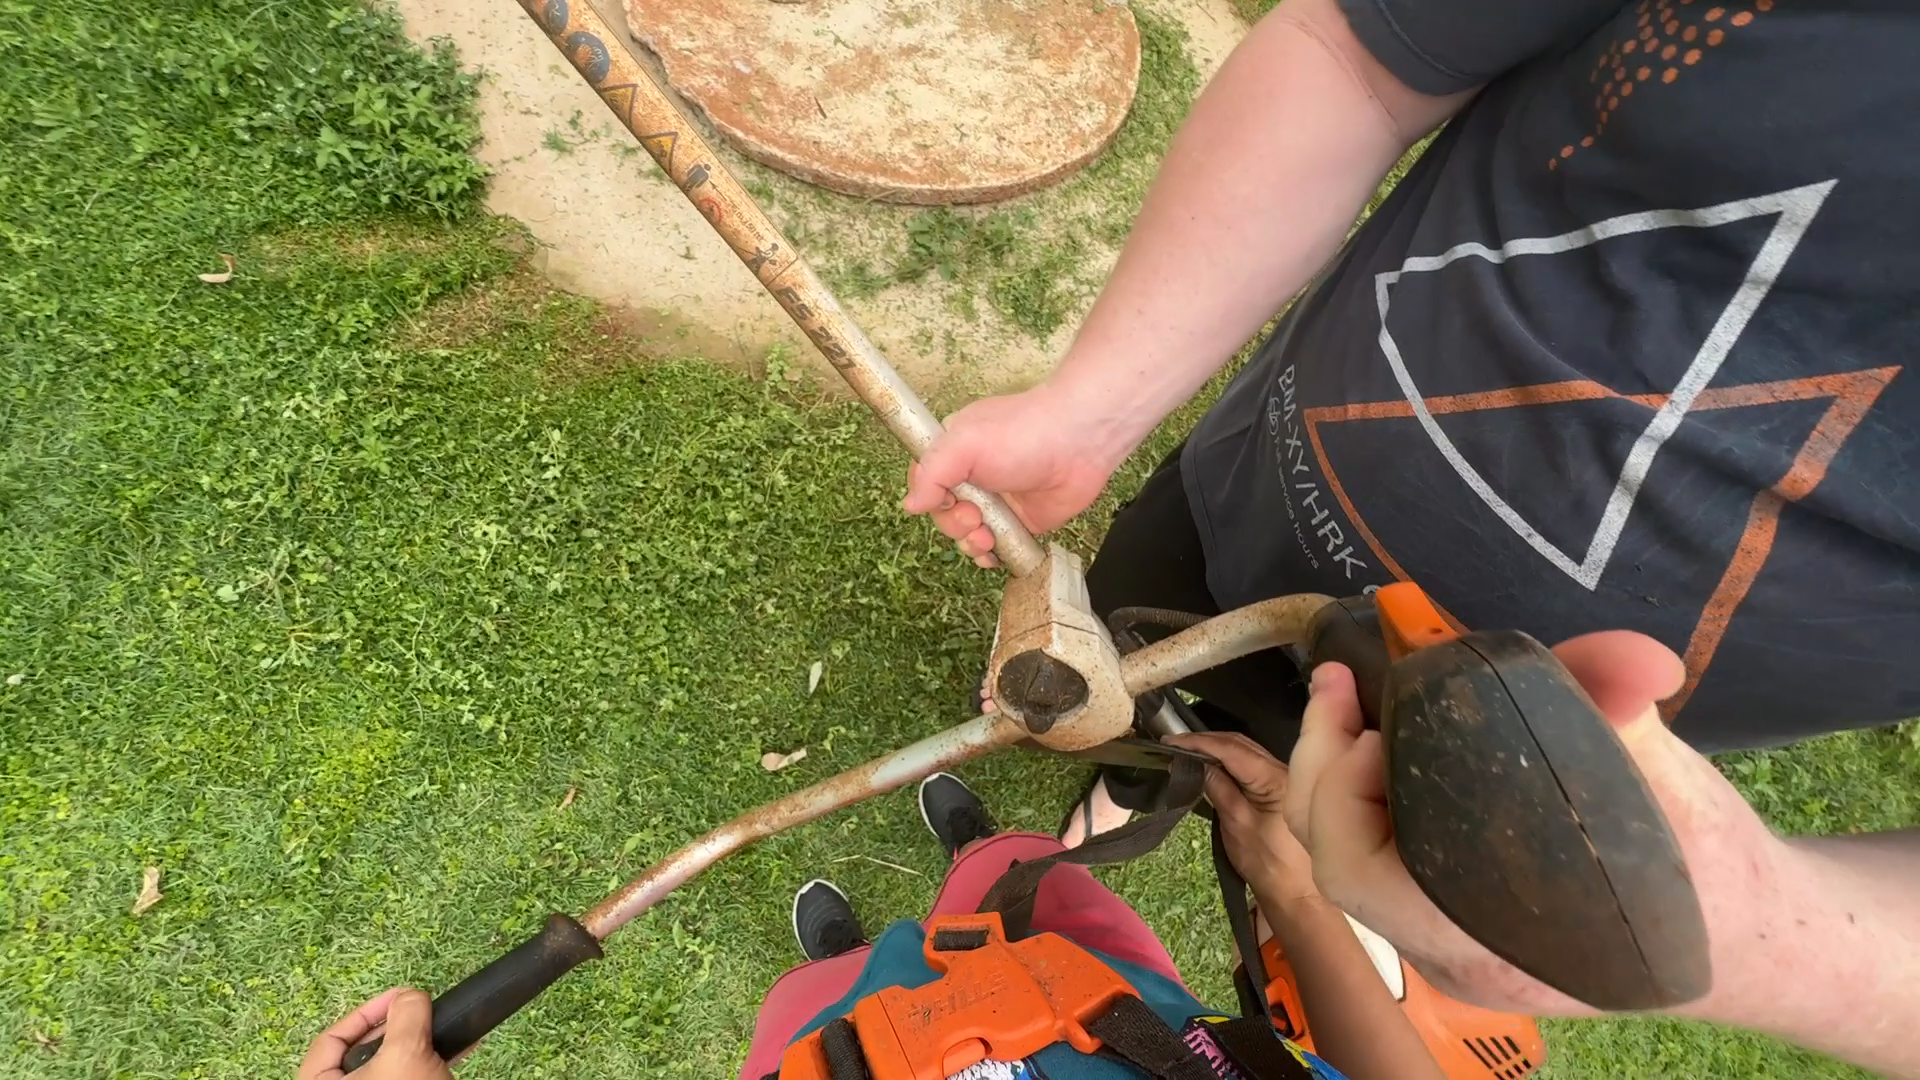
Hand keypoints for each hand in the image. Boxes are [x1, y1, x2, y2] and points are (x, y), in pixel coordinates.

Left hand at [299, 987, 451, 1079]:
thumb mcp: (405, 1053)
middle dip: (399, 1025)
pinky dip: (428, 1057)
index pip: (330, 1039)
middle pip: (361, 1047)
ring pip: (388, 1061)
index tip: (403, 996)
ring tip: (444, 1026)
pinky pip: (405, 1074)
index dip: (368, 1011)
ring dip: (419, 1039)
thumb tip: (409, 996)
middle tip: (424, 1014)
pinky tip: (458, 1046)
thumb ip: (407, 1015)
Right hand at [902, 383, 1130, 566]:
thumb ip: (931, 474)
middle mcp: (973, 478)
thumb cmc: (1022, 433)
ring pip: (967, 535)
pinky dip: (990, 557)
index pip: (925, 483)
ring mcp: (997, 502)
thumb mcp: (964, 444)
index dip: (930, 498)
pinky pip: (996, 549)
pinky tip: (993, 554)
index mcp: (955, 453)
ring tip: (987, 535)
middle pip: (943, 515)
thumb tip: (910, 506)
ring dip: (970, 542)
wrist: (1079, 442)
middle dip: (953, 523)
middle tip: (974, 515)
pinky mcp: (1020, 522)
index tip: (945, 499)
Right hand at [1167, 731, 1317, 902]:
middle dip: (1205, 741)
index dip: (1199, 742)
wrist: (1297, 894)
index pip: (1232, 749)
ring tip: (1185, 750)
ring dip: (1214, 748)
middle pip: (1239, 744)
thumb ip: (1217, 787)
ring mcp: (1281, 778)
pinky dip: (1225, 760)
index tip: (1170, 741)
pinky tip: (1208, 763)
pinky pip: (1248, 764)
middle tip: (1173, 744)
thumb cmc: (1268, 863)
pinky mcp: (1277, 788)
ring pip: (1244, 751)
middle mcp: (1282, 771)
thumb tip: (1192, 761)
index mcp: (1276, 778)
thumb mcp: (1236, 823)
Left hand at [1287, 635, 1789, 1018]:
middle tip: (1338, 684)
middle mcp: (1447, 952)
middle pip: (1332, 854)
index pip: (1357, 875)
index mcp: (1494, 944)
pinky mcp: (1437, 915)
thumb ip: (1626, 717)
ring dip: (1330, 768)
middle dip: (1320, 761)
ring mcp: (1436, 938)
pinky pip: (1368, 848)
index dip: (1343, 795)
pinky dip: (1357, 789)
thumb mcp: (1669, 789)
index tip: (1376, 729)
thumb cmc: (1708, 877)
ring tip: (1344, 694)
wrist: (1750, 938)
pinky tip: (1374, 734)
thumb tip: (1631, 659)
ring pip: (1341, 850)